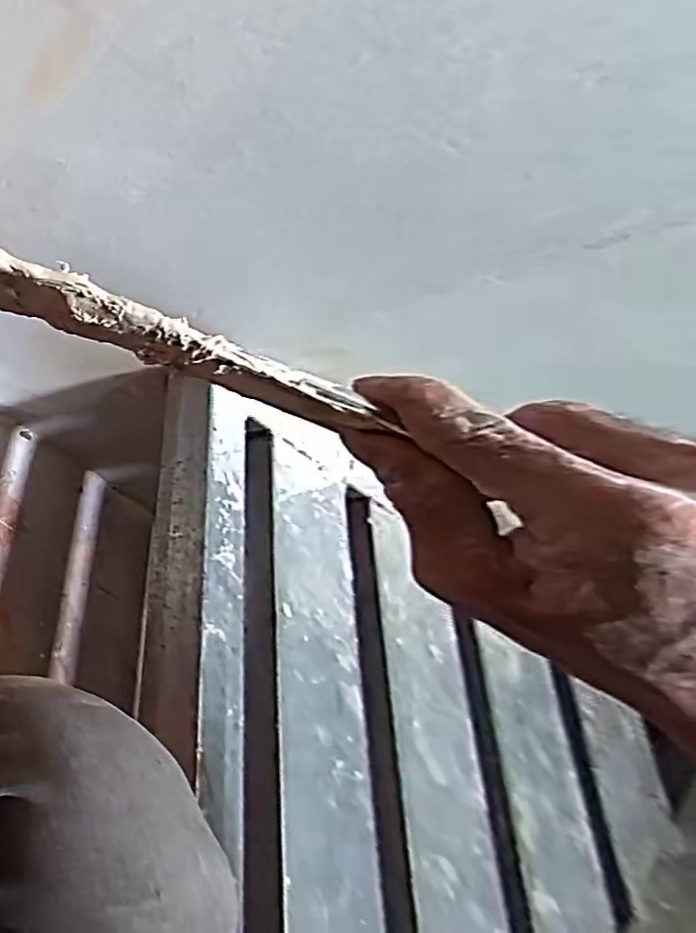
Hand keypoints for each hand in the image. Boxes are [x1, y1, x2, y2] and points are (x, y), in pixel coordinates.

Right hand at [343, 377, 695, 748]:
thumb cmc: (620, 647)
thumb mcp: (489, 586)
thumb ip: (427, 508)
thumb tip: (380, 447)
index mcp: (605, 518)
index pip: (478, 435)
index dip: (413, 406)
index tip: (374, 391)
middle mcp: (676, 481)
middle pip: (531, 422)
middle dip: (491, 448)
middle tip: (488, 493)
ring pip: (583, 425)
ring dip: (548, 454)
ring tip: (566, 513)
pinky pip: (635, 435)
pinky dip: (602, 462)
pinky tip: (613, 509)